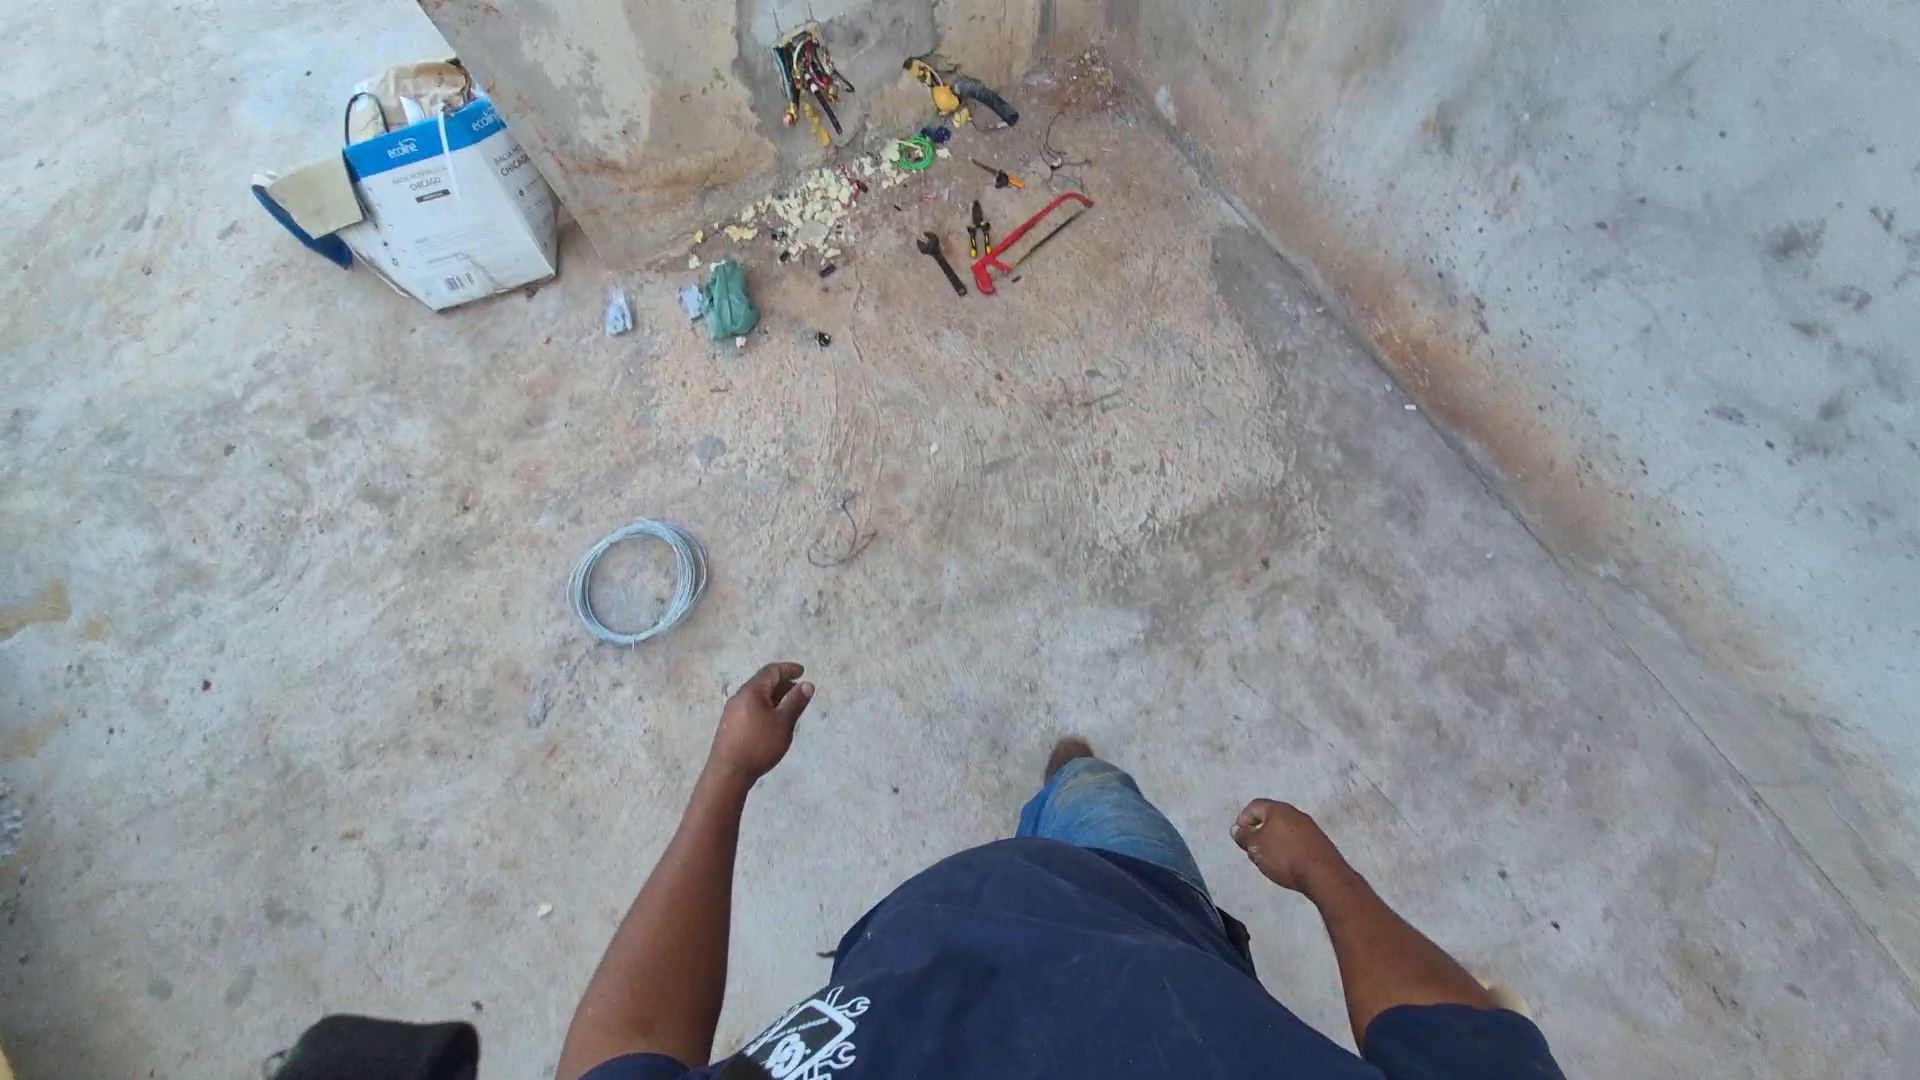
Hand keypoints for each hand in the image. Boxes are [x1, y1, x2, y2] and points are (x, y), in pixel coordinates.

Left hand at [709, 662, 814, 782]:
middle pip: (763, 683)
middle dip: (783, 684)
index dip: (788, 669)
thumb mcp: (783, 723)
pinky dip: (765, 707)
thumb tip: (807, 684)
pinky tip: (771, 722)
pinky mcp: (729, 725)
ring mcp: (731, 711)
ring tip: (788, 708)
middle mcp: (739, 697)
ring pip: (756, 697)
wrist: (728, 773)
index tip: (802, 671)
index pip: (771, 671)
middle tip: (799, 692)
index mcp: (752, 691)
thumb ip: (795, 702)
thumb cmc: (759, 744)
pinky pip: (750, 708)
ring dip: (774, 697)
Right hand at [1231, 799, 1350, 895]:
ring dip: (1274, 841)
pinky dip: (1289, 849)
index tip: (1240, 837)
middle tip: (1253, 849)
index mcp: (1277, 809)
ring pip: (1285, 830)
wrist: (1325, 876)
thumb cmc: (1284, 857)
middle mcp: (1295, 813)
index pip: (1254, 807)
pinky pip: (1298, 841)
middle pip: (1270, 818)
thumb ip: (1243, 836)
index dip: (1242, 820)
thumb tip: (1237, 829)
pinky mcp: (1321, 843)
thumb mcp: (1255, 847)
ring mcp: (1311, 828)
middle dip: (1259, 832)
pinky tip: (1289, 864)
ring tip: (1270, 859)